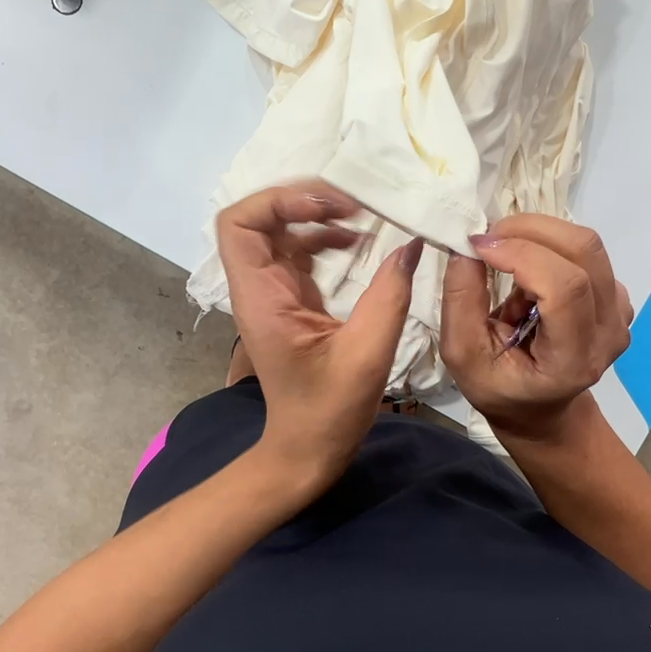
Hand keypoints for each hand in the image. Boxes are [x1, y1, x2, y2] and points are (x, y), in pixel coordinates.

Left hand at [217, 180, 423, 488]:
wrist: (306, 451)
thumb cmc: (328, 412)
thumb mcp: (367, 354)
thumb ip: (389, 296)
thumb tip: (412, 244)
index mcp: (261, 299)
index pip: (239, 223)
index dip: (278, 201)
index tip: (329, 208)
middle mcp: (259, 289)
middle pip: (259, 218)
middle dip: (303, 200)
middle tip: (353, 204)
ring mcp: (273, 294)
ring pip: (280, 232)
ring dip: (317, 216)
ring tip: (362, 216)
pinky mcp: (290, 302)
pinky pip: (299, 254)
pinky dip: (326, 239)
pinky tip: (359, 244)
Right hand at [440, 215, 632, 441]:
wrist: (540, 410)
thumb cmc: (499, 388)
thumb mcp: (463, 356)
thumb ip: (461, 303)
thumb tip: (466, 249)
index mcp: (572, 359)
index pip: (564, 287)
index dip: (521, 254)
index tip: (478, 247)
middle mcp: (608, 333)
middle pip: (584, 252)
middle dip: (530, 230)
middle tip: (488, 239)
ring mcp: (620, 314)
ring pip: (588, 246)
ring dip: (539, 237)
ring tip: (506, 260)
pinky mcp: (618, 298)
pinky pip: (588, 255)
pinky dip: (551, 249)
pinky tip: (529, 276)